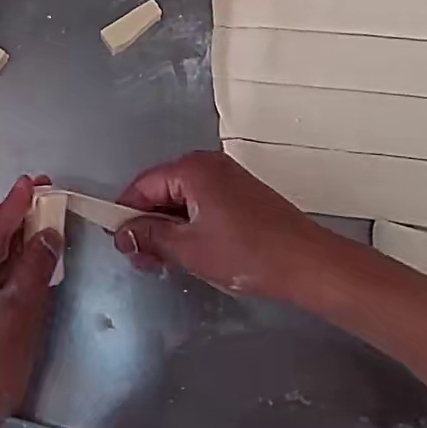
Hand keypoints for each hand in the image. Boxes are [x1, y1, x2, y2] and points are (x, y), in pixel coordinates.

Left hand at [0, 175, 62, 427]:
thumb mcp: (18, 313)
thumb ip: (35, 266)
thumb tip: (50, 233)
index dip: (16, 205)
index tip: (35, 180)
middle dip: (21, 224)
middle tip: (49, 198)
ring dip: (21, 247)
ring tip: (49, 223)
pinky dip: (15, 270)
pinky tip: (36, 257)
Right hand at [112, 149, 344, 299]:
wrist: (307, 263)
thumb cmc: (247, 253)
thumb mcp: (188, 249)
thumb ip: (150, 237)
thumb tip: (124, 233)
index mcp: (193, 169)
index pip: (143, 185)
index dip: (126, 214)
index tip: (120, 242)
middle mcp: (208, 164)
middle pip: (162, 189)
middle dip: (148, 224)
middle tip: (142, 260)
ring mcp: (226, 177)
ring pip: (181, 198)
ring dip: (168, 227)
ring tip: (165, 261)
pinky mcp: (240, 193)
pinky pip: (201, 202)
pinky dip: (189, 224)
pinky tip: (189, 251)